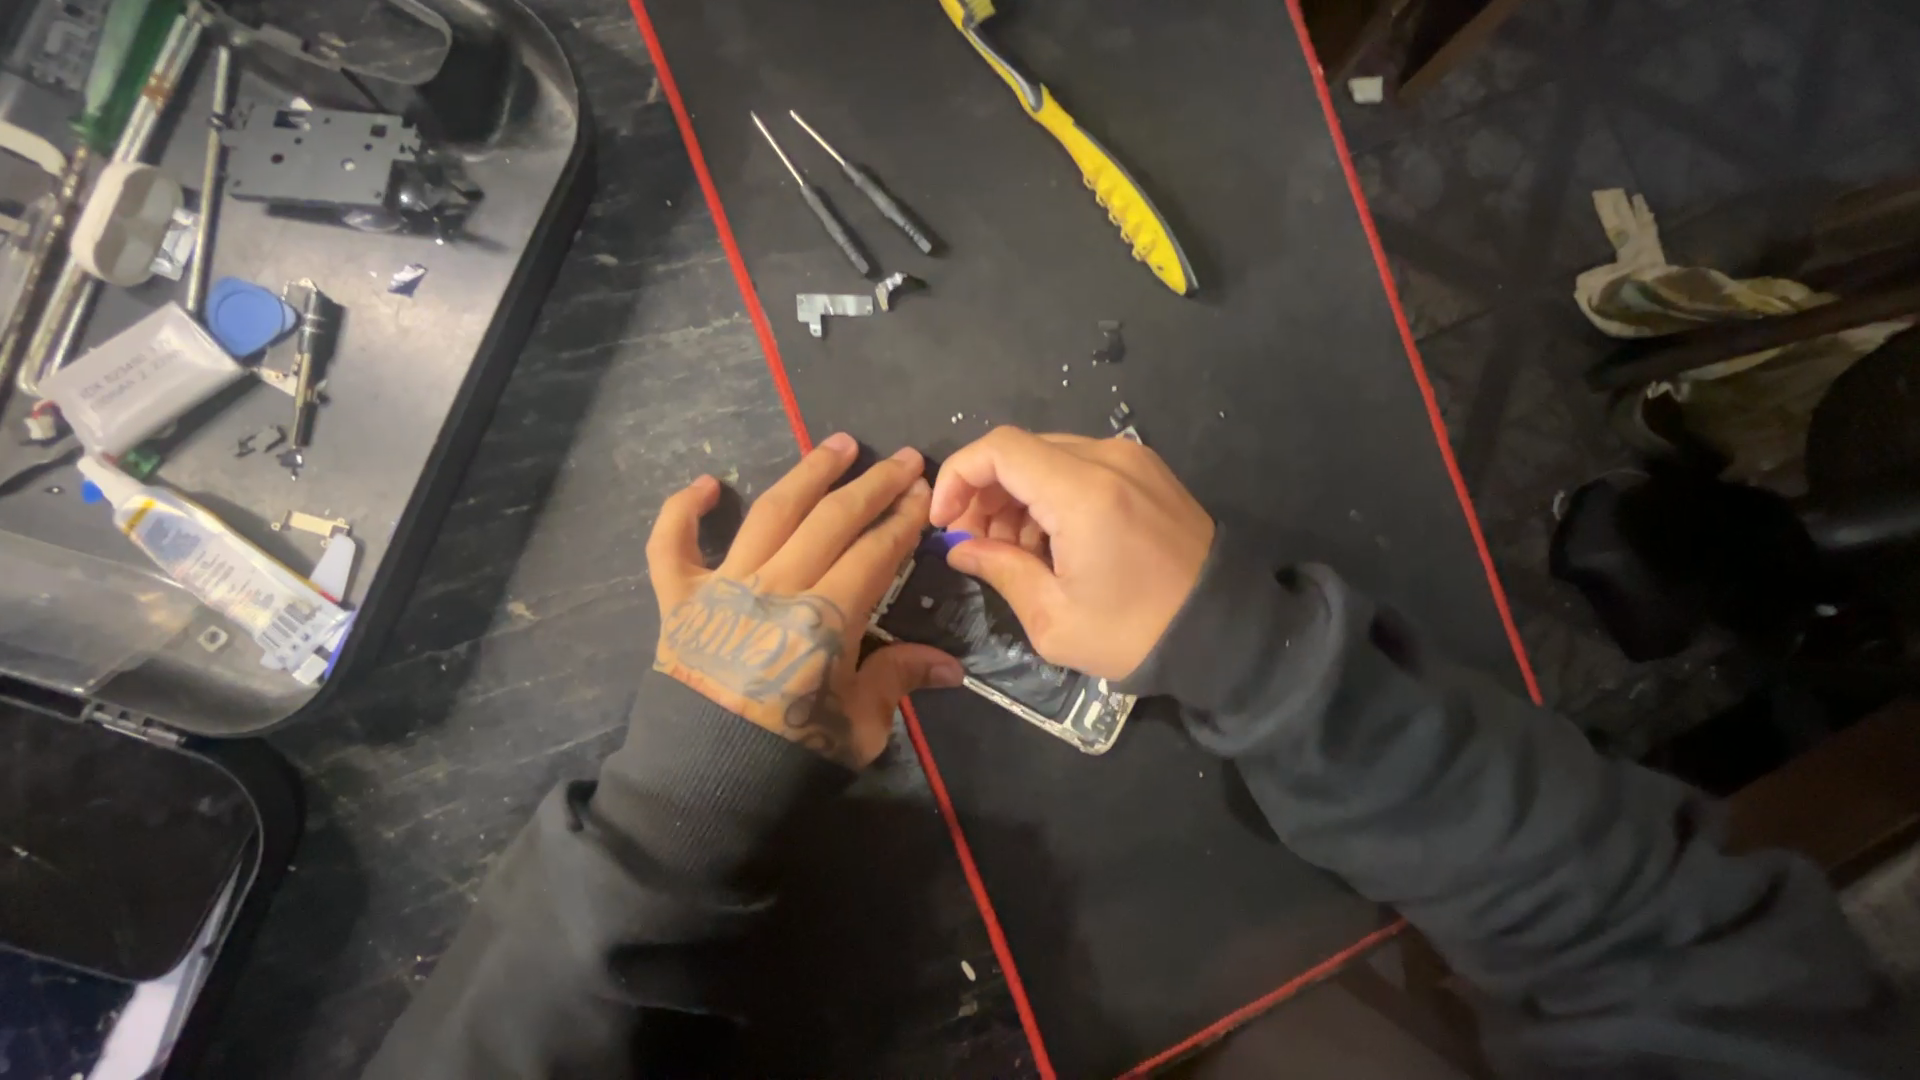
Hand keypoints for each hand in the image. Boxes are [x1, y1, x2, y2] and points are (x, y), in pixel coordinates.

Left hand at [648, 434, 962, 767]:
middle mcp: (776, 587)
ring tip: (837, 444)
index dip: (903, 520)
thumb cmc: (790, 759)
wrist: (702, 787)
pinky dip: (682, 511)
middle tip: (903, 458)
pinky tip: (704, 484)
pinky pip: (671, 545)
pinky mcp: (679, 600)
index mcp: (825, 620)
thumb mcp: (860, 725)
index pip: (874, 552)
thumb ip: (900, 679)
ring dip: (807, 473)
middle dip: (873, 484)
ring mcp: (723, 588)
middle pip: (832, 519)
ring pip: (770, 513)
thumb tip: (952, 666)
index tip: (924, 493)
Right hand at [930, 428, 1213, 680]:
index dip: (958, 477)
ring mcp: (1133, 460)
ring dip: (1017, 497)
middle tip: (976, 546)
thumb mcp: (1054, 619)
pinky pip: (1081, 467)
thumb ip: (1000, 570)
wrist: (1225, 632)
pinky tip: (1052, 541)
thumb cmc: (1136, 633)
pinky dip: (1051, 495)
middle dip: (985, 494)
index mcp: (1083, 491)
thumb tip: (960, 548)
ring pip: (1049, 458)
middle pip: (1021, 451)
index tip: (945, 522)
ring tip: (1015, 552)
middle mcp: (1108, 459)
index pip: (998, 450)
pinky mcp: (1147, 472)